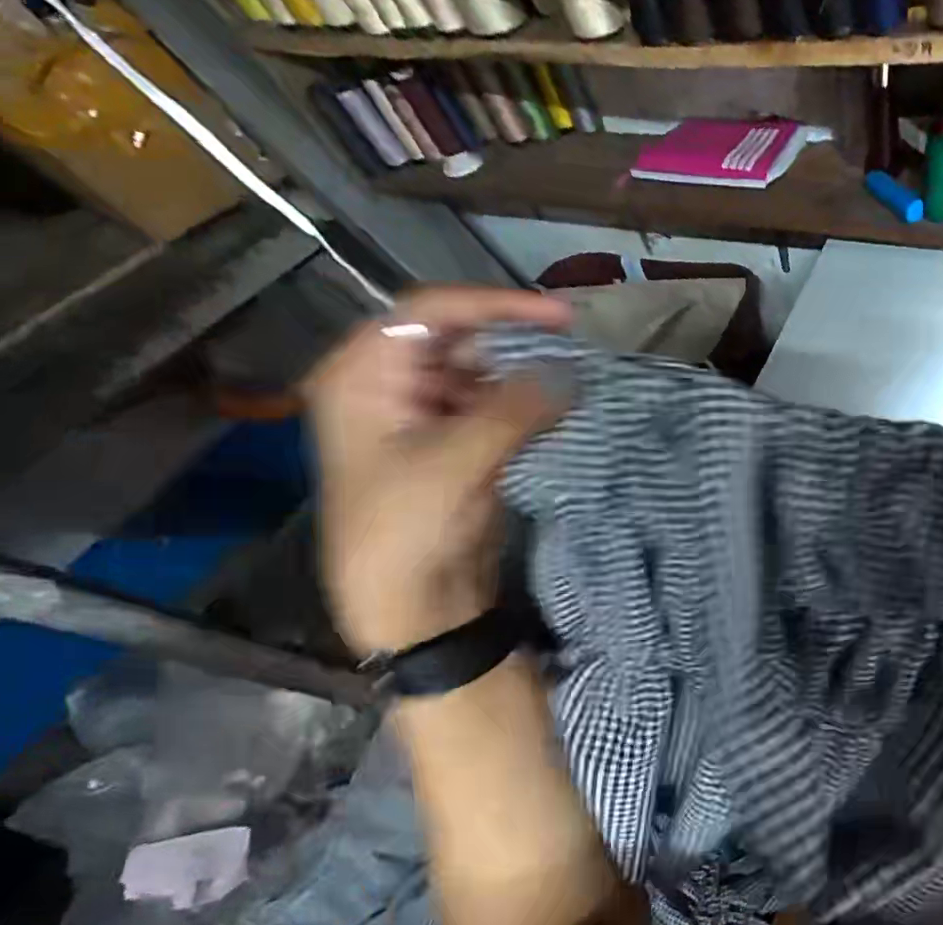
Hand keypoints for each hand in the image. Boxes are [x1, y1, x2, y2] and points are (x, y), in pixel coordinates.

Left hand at [307, 286, 571, 654]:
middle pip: (459, 339)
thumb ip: (515, 409)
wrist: (409, 601)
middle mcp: (391, 385)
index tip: (562, 318)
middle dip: (518, 341)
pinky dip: (530, 405)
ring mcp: (426, 415)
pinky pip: (498, 408)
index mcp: (364, 375)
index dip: (497, 306)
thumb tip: (572, 370)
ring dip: (529, 375)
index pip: (430, 313)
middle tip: (577, 349)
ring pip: (484, 374)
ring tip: (578, 380)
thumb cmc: (408, 525)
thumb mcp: (457, 461)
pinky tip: (562, 409)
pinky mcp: (458, 444)